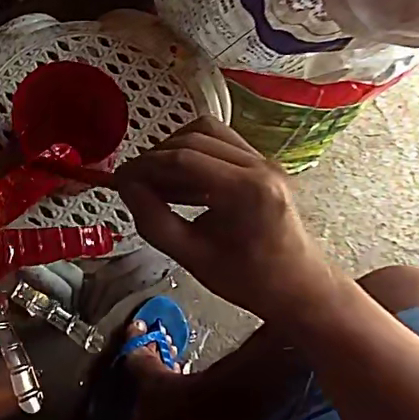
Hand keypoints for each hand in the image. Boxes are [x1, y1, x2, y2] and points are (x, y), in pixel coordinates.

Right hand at [114, 117, 341, 324]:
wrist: (299, 287)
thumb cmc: (250, 281)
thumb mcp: (193, 257)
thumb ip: (154, 221)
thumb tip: (126, 188)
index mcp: (247, 191)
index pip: (183, 159)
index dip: (145, 166)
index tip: (119, 180)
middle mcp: (260, 166)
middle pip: (194, 138)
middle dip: (157, 156)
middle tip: (133, 182)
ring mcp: (264, 161)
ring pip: (208, 132)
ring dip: (175, 149)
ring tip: (156, 180)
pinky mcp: (263, 164)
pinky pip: (221, 144)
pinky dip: (194, 154)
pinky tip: (180, 182)